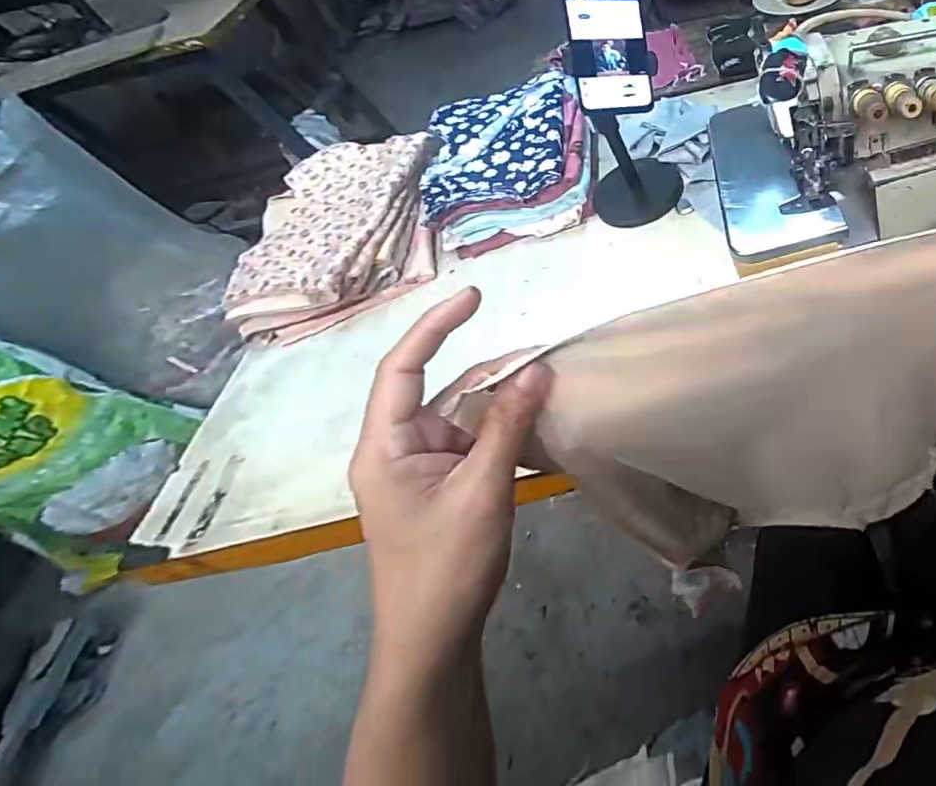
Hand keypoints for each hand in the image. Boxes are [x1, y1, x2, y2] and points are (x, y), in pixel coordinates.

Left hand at [350, 287, 552, 662]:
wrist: (433, 639)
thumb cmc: (446, 565)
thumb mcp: (482, 489)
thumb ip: (508, 425)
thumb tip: (538, 370)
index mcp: (386, 446)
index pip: (403, 369)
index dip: (435, 327)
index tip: (475, 296)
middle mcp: (400, 448)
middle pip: (445, 389)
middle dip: (492, 371)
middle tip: (544, 359)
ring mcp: (423, 467)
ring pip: (466, 414)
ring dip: (505, 401)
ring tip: (550, 388)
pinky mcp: (445, 483)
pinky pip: (477, 439)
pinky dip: (507, 428)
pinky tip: (539, 424)